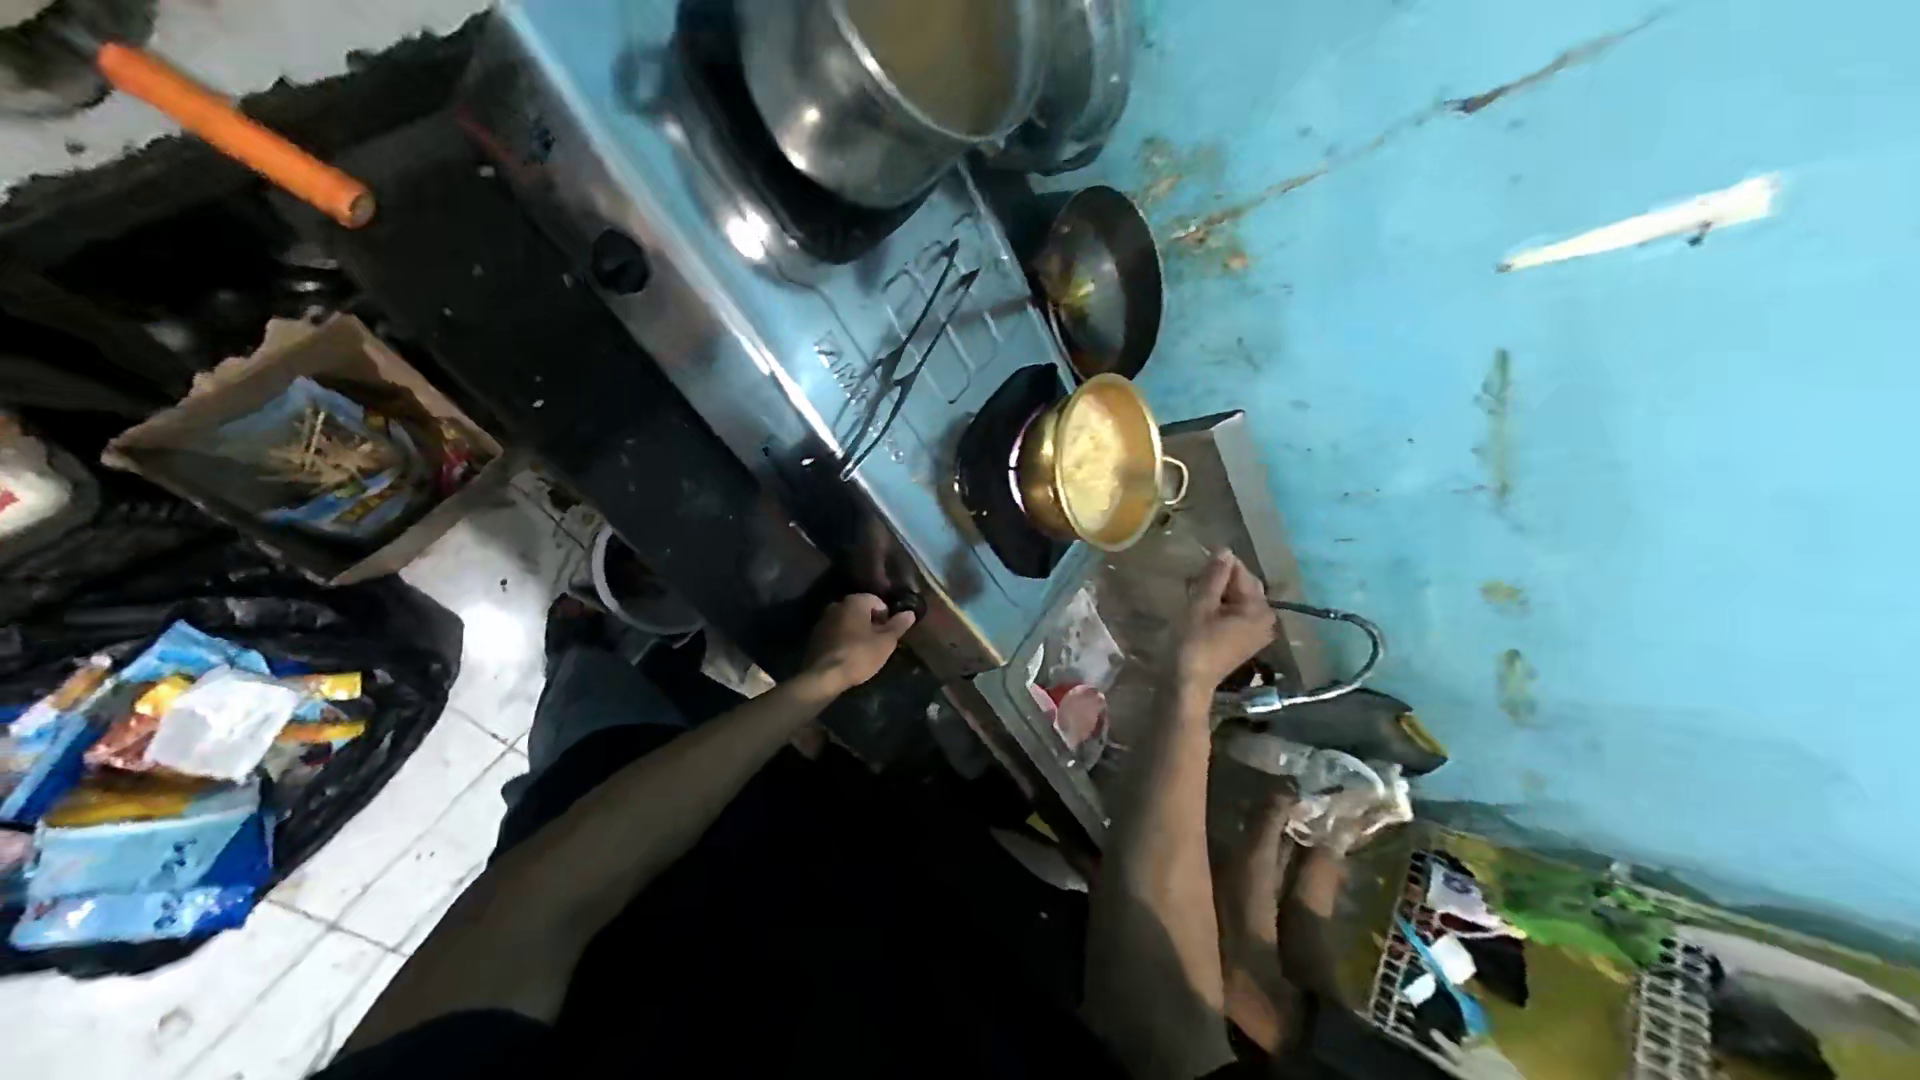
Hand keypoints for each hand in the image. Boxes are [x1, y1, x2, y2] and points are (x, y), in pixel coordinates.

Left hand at [802, 593, 914, 694]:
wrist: (824, 676)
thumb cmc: (859, 654)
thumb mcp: (886, 642)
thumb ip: (898, 625)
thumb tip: (910, 613)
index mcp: (854, 602)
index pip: (876, 600)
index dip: (886, 616)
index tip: (888, 633)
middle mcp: (837, 605)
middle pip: (860, 610)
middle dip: (871, 623)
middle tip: (878, 642)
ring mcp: (823, 620)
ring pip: (846, 621)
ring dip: (856, 631)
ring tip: (864, 650)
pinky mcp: (815, 636)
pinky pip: (835, 632)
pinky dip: (843, 639)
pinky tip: (848, 655)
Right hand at [1175, 551, 1276, 691]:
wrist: (1188, 683)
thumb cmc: (1193, 642)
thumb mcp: (1201, 605)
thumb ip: (1214, 577)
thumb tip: (1225, 550)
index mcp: (1259, 608)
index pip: (1242, 573)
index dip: (1219, 565)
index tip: (1198, 562)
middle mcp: (1266, 619)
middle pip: (1245, 586)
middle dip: (1221, 579)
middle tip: (1194, 579)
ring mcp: (1258, 631)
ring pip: (1240, 599)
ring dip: (1220, 592)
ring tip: (1196, 593)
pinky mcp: (1247, 640)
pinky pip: (1238, 613)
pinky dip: (1223, 607)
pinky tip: (1204, 609)